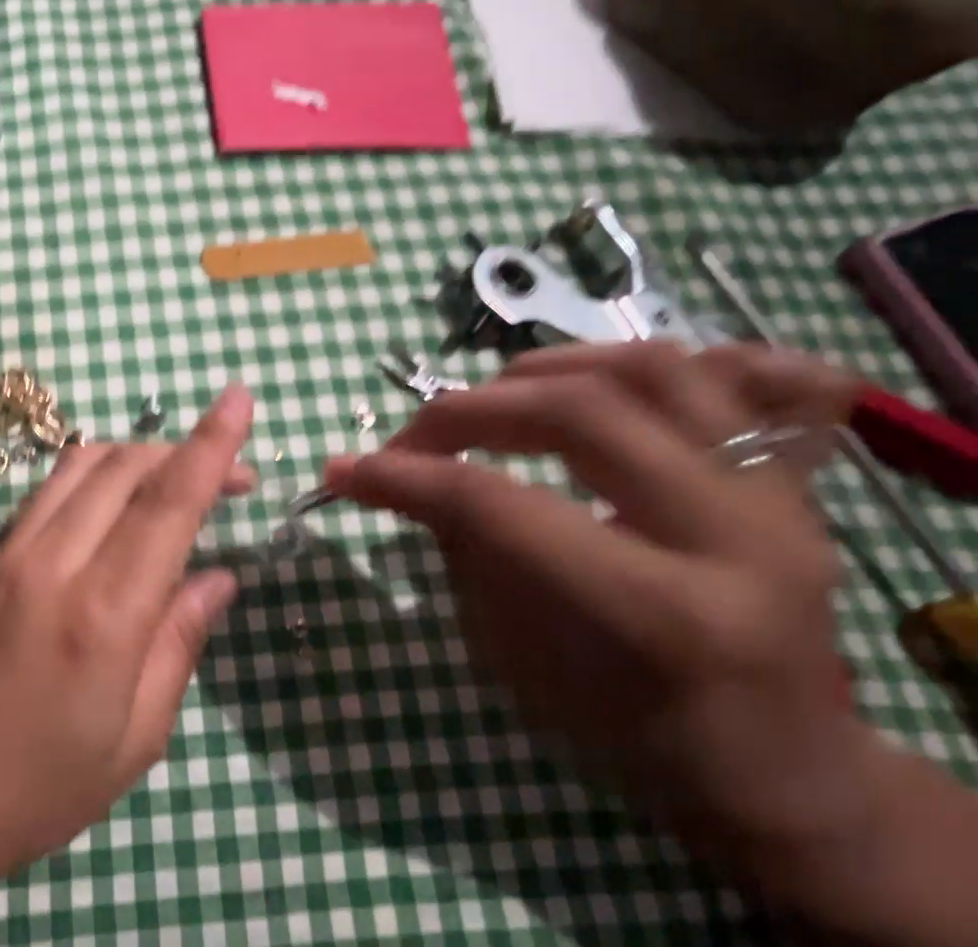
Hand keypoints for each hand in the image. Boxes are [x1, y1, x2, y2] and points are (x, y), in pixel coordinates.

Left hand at [0, 385, 255, 936]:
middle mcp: (53, 563)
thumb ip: (178, 646)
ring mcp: (8, 554)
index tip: (241, 398)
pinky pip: (46, 494)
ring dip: (135, 457)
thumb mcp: (133, 740)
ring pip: (78, 467)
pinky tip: (113, 507)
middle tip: (233, 476)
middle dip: (184, 450)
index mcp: (102, 615)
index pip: (167, 503)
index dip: (210, 444)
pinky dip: (91, 478)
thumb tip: (218, 578)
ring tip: (176, 482)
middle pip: (123, 466)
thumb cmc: (35, 789)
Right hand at [324, 342, 872, 858]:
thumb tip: (410, 477)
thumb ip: (467, 552)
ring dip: (548, 369)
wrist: (777, 768)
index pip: (502, 508)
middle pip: (580, 416)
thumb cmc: (625, 732)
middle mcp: (732, 540)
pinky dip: (640, 365)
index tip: (342, 472)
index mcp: (657, 613)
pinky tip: (587, 380)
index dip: (407, 478)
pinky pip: (726, 378)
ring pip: (655, 372)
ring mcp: (778, 501)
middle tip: (414, 438)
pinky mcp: (789, 483)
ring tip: (492, 395)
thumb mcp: (516, 657)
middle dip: (468, 412)